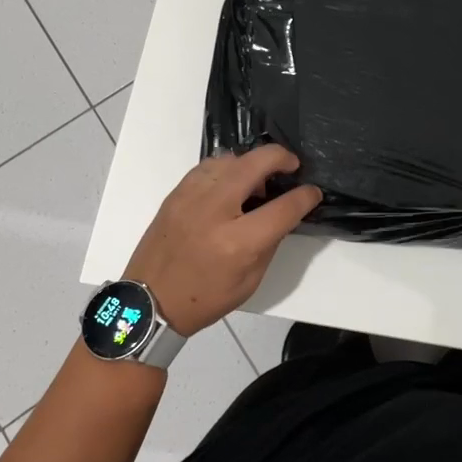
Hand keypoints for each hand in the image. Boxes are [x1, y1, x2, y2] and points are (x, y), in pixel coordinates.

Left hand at [123, 146, 321, 335]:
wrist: (149, 302)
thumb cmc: (204, 298)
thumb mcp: (250, 280)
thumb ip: (271, 241)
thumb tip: (285, 212)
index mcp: (238, 242)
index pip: (284, 207)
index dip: (305, 196)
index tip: (313, 192)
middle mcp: (215, 210)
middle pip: (257, 163)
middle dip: (282, 158)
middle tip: (292, 166)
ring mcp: (191, 197)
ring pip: (231, 158)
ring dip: (252, 163)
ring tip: (257, 180)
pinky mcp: (176, 193)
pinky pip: (208, 166)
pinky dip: (227, 168)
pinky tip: (231, 183)